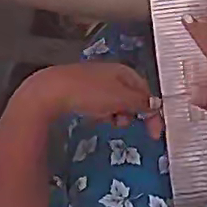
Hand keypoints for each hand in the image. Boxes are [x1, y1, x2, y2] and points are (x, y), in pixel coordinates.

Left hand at [14, 62, 160, 137]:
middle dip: (131, 113)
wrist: (51, 91)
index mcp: (124, 71)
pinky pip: (101, 104)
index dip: (152, 112)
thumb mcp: (120, 98)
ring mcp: (96, 81)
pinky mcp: (82, 90)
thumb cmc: (89, 93)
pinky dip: (102, 112)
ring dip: (116, 114)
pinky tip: (94, 117)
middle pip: (132, 97)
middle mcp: (112, 73)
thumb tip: (155, 105)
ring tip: (107, 119)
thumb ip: (140, 102)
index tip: (154, 134)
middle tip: (123, 123)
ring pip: (116, 102)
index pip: (146, 91)